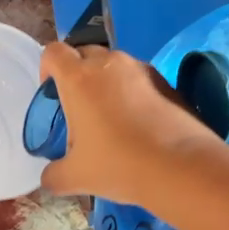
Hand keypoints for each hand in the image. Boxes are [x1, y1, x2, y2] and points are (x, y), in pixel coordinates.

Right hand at [38, 43, 221, 203]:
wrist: (181, 167)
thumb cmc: (119, 164)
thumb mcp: (76, 177)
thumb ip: (53, 174)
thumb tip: (48, 177)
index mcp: (78, 78)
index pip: (53, 52)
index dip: (47, 67)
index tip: (51, 91)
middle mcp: (108, 64)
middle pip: (84, 53)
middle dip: (77, 73)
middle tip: (80, 107)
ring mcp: (140, 69)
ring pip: (114, 65)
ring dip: (107, 81)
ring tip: (112, 116)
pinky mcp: (166, 80)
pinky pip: (139, 77)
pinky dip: (133, 91)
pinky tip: (140, 122)